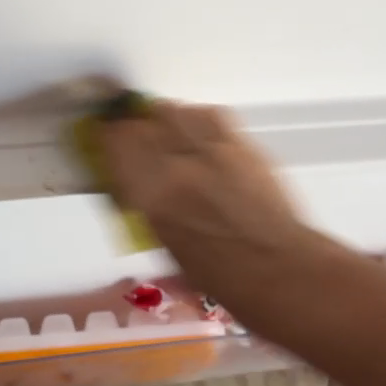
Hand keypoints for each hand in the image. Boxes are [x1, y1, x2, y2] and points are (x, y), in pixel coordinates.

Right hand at [101, 101, 313, 288]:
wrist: (278, 268)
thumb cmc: (218, 275)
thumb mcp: (163, 242)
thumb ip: (145, 202)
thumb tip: (131, 178)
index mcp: (151, 197)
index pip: (116, 142)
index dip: (108, 136)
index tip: (107, 137)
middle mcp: (176, 165)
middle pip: (141, 121)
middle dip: (134, 126)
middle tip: (135, 136)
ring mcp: (210, 149)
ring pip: (173, 110)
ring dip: (164, 120)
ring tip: (169, 135)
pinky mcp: (239, 141)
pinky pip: (207, 114)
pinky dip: (196, 120)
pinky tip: (199, 136)